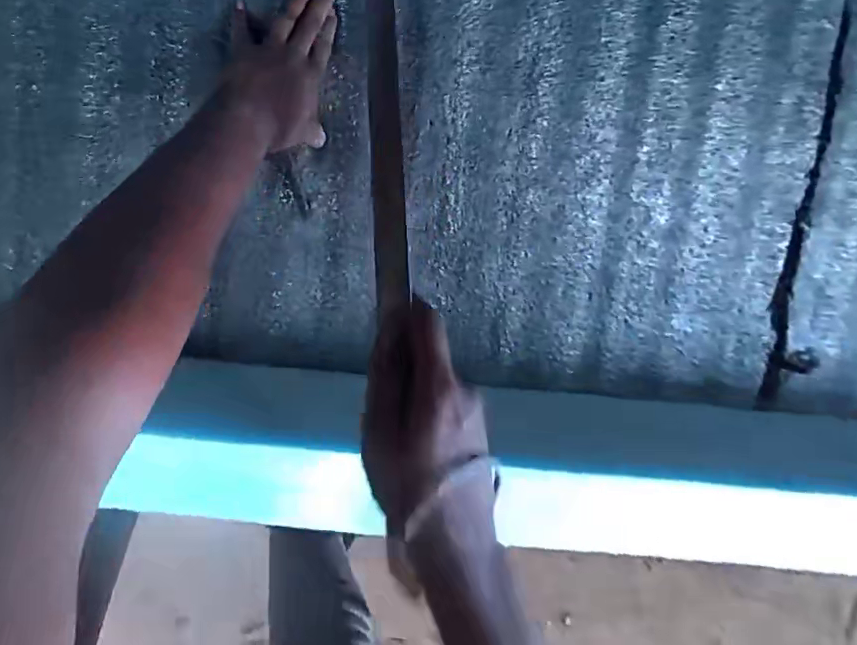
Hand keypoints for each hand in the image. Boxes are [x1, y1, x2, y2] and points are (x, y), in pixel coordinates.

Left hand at [216, 0, 338, 153]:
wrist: (245, 122)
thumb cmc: (276, 129)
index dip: (329, 28)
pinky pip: (241, 31)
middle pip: (310, 25)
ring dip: (294, 0)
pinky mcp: (243, 51)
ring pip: (284, 20)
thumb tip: (321, 139)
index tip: (333, 11)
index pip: (323, 46)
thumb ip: (310, 130)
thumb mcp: (300, 132)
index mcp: (310, 75)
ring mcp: (267, 51)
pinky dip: (239, 18)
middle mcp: (293, 56)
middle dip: (320, 2)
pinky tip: (238, 3)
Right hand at [362, 298, 490, 536]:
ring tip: (392, 429)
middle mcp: (466, 389)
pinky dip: (425, 404)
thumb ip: (384, 373)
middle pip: (428, 351)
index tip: (385, 309)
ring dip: (412, 386)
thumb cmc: (406, 483)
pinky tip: (412, 443)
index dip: (407, 307)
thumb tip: (388, 329)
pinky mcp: (479, 429)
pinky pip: (445, 399)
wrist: (455, 548)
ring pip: (435, 377)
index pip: (429, 320)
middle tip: (377, 397)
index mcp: (440, 383)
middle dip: (401, 358)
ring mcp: (477, 411)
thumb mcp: (378, 426)